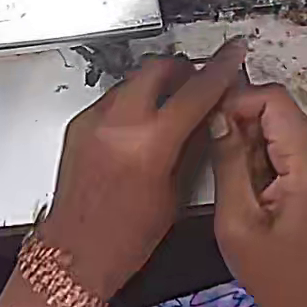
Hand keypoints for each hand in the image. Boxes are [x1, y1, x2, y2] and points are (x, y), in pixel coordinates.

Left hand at [38, 40, 246, 301]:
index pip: (195, 90)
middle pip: (158, 67)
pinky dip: (134, 101)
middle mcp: (117, 123)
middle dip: (184, 68)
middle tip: (200, 79)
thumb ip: (195, 146)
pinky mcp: (79, 124)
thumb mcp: (176, 194)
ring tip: (173, 105)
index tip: (233, 51)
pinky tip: (143, 123)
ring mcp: (94, 120)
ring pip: (135, 79)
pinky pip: (114, 98)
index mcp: (148, 144)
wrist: (74, 254)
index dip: (220, 67)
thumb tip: (212, 113)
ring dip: (158, 84)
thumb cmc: (126, 237)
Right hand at [209, 84, 306, 306]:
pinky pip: (293, 141)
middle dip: (245, 126)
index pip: (273, 99)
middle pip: (280, 108)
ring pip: (285, 122)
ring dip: (255, 142)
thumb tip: (218, 117)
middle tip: (225, 162)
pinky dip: (269, 153)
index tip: (214, 125)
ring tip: (244, 182)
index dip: (237, 103)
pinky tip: (259, 186)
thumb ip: (228, 160)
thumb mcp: (236, 220)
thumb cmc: (277, 276)